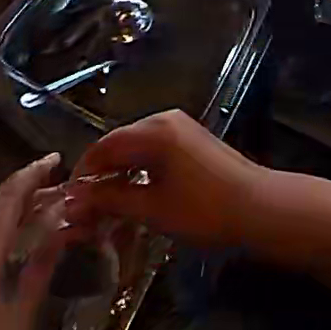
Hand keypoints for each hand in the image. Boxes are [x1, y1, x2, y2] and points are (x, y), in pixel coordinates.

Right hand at [66, 110, 273, 248]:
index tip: (70, 201)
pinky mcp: (192, 140)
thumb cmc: (204, 210)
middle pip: (120, 144)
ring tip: (108, 209)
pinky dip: (140, 172)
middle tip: (86, 210)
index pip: (104, 146)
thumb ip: (111, 200)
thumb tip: (76, 200)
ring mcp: (181, 127)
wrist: (260, 208)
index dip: (84, 173)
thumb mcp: (153, 209)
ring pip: (137, 149)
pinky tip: (135, 197)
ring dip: (120, 176)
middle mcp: (165, 120)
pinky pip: (155, 151)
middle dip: (101, 176)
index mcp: (153, 130)